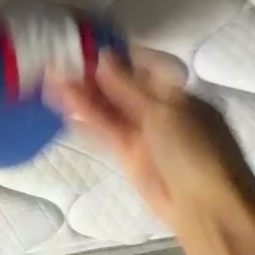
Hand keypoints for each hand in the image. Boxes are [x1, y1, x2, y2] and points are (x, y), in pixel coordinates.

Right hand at [44, 50, 254, 236]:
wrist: (204, 207)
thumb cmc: (197, 152)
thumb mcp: (166, 112)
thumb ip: (128, 86)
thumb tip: (103, 57)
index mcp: (180, 96)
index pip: (146, 68)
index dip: (118, 57)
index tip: (88, 47)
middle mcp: (161, 111)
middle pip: (121, 88)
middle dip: (92, 75)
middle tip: (59, 60)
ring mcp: (142, 133)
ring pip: (106, 108)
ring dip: (79, 93)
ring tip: (50, 76)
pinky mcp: (125, 153)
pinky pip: (100, 129)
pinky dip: (81, 115)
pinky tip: (60, 101)